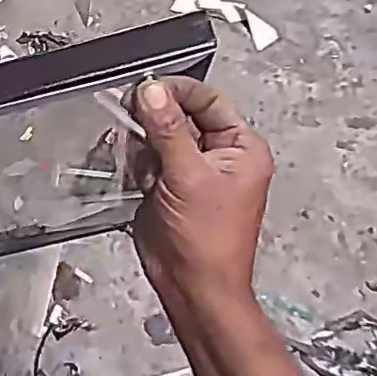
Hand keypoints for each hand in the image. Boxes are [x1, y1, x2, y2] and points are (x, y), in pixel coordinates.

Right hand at [129, 77, 272, 306]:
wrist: (192, 287)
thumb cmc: (209, 244)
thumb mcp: (189, 177)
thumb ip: (168, 129)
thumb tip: (153, 92)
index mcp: (241, 148)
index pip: (207, 100)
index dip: (177, 91)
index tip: (147, 88)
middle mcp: (218, 155)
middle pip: (179, 115)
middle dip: (154, 123)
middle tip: (136, 126)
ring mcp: (191, 170)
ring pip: (157, 136)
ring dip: (143, 147)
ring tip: (145, 170)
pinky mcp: (167, 184)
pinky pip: (146, 158)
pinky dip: (137, 164)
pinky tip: (140, 181)